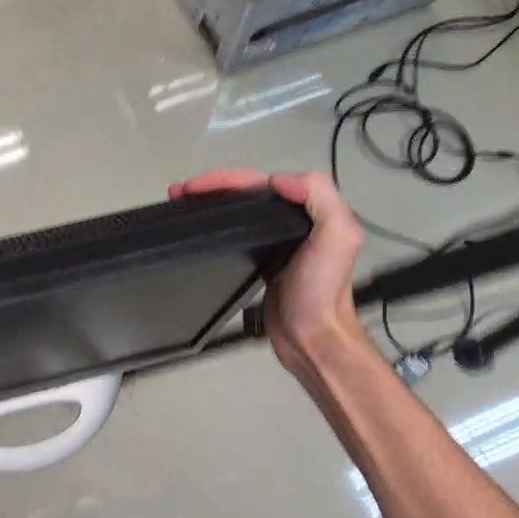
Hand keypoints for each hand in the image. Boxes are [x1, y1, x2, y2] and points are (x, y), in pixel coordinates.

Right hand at [171, 170, 369, 373]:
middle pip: (248, 192)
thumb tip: (279, 179)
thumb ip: (320, 197)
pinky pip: (236, 232)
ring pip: (240, 210)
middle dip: (213, 186)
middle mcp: (294, 221)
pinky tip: (201, 226)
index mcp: (310, 211)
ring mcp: (276, 241)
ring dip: (212, 201)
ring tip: (183, 201)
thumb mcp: (338, 237)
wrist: (312, 338)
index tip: (197, 186)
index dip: (228, 179)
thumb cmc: (322, 292)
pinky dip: (217, 224)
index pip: (263, 182)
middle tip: (181, 191)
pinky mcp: (262, 260)